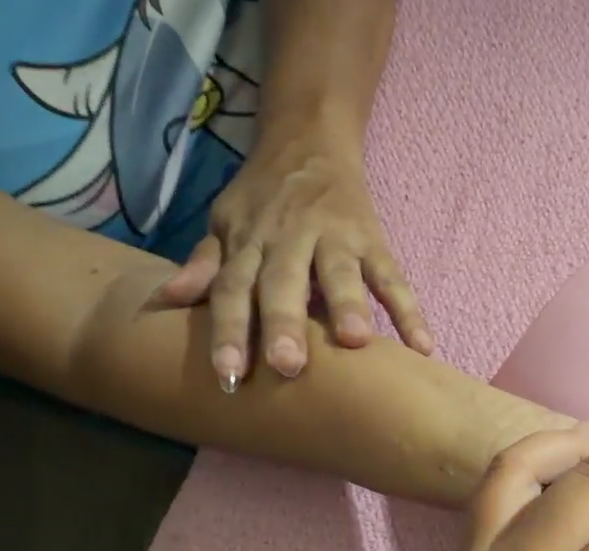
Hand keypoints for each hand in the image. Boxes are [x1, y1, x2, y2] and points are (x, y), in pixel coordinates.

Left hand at [157, 125, 430, 389]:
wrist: (309, 138)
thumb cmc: (263, 197)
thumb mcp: (226, 222)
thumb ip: (205, 264)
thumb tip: (165, 300)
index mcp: (250, 241)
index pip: (234, 289)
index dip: (229, 331)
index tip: (228, 375)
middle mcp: (290, 239)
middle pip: (284, 283)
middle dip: (286, 323)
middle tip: (287, 365)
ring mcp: (336, 238)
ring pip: (341, 273)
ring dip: (349, 305)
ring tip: (355, 342)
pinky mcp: (374, 241)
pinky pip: (394, 278)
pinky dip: (410, 311)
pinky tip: (423, 346)